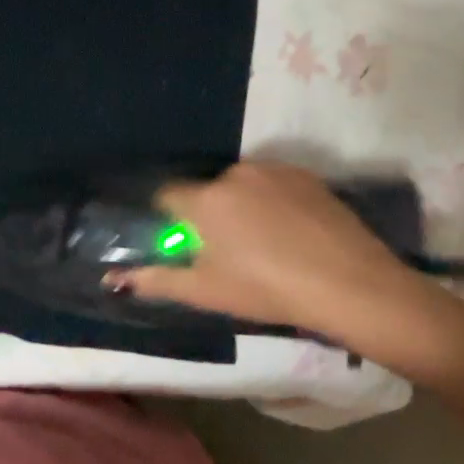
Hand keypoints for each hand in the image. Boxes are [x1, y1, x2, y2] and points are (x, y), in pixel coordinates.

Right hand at [110, 161, 446, 342]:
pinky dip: (270, 204)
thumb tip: (114, 278)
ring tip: (258, 245)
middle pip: (206, 190)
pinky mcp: (309, 177)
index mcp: (205, 200)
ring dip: (239, 208)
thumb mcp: (205, 292)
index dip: (165, 218)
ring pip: (241, 186)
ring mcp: (277, 171)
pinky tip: (286, 235)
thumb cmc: (266, 290)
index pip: (166, 194)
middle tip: (221, 253)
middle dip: (205, 215)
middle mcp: (236, 174)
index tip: (176, 242)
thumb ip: (156, 280)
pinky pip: (273, 185)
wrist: (348, 283)